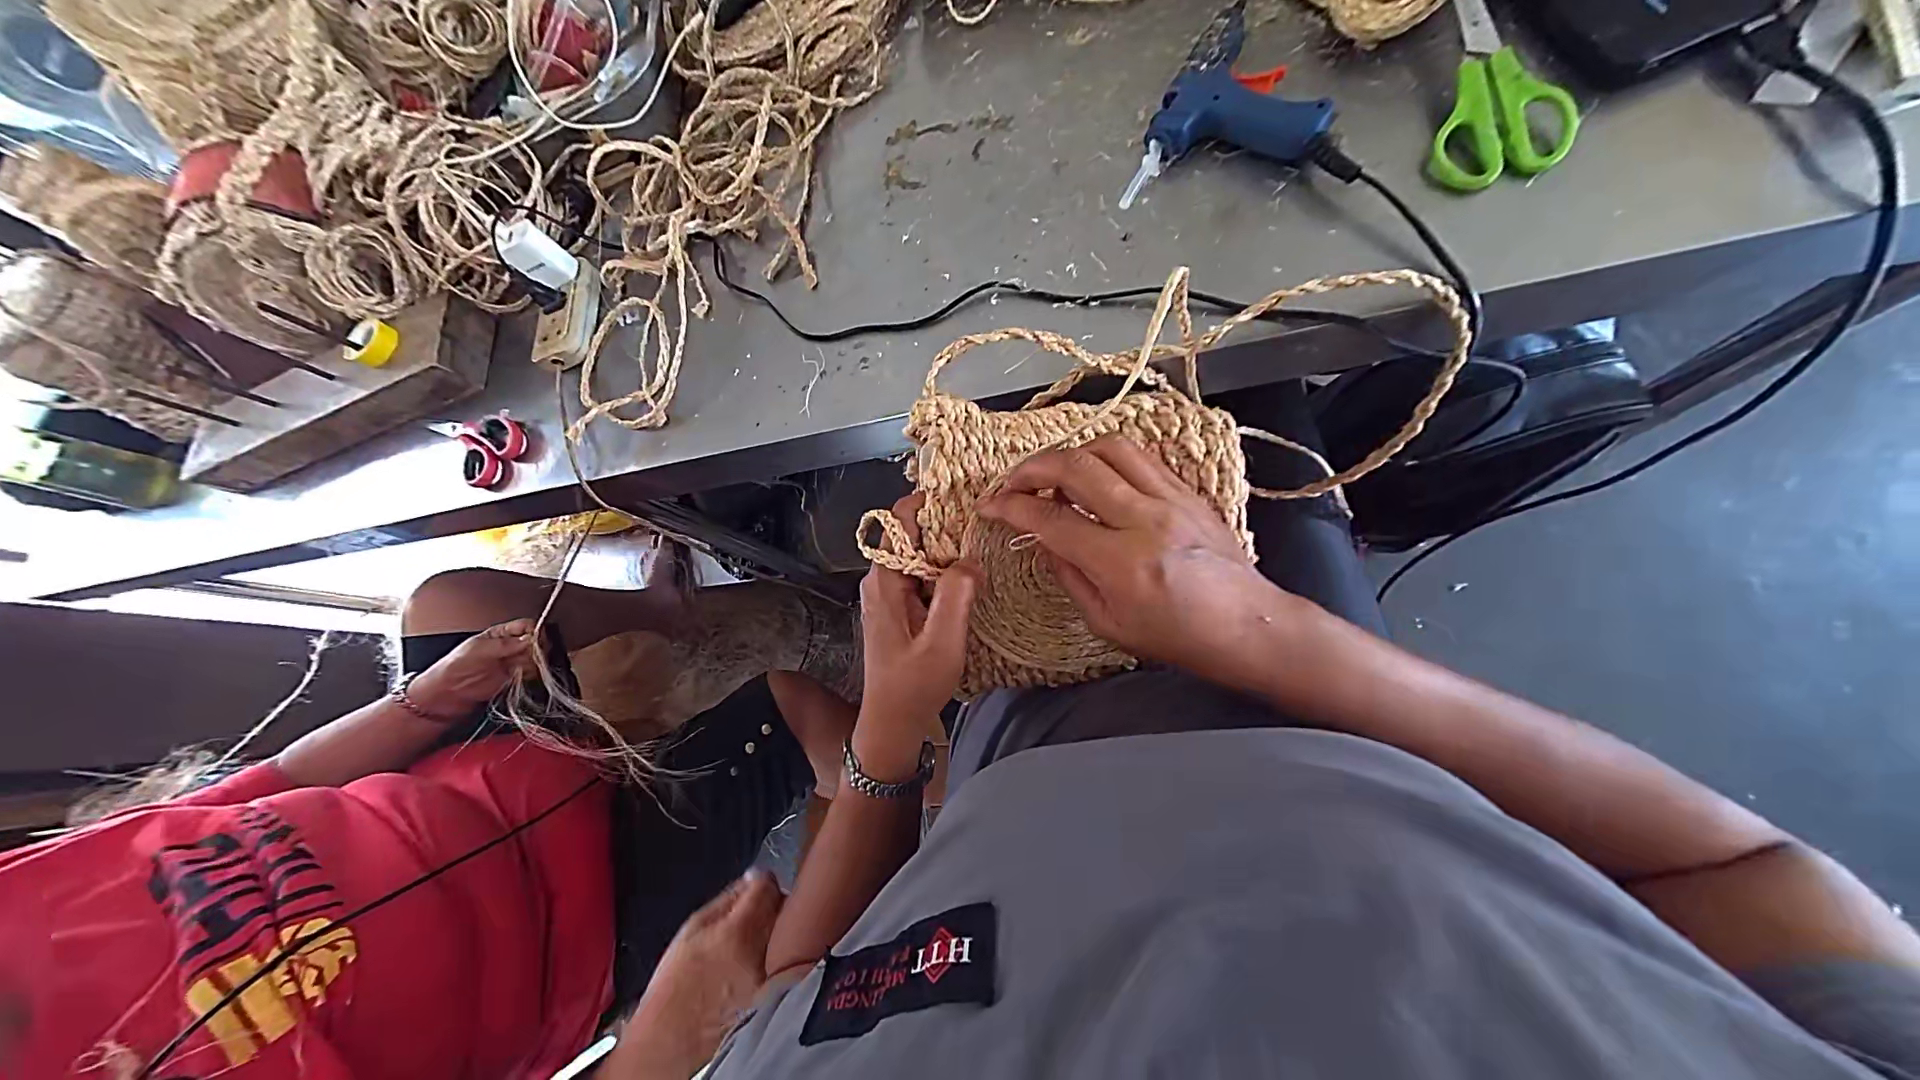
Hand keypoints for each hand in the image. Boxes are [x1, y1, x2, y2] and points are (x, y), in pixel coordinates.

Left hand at [407, 618, 539, 716]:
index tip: (534, 640)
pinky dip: (531, 674)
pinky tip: (520, 675)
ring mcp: (513, 661)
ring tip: (518, 667)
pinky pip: (533, 672)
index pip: (526, 626)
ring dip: (532, 662)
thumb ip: (505, 644)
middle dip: (534, 648)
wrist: (447, 693)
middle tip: (526, 655)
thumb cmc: (454, 667)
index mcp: (500, 633)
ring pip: (536, 656)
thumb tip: (530, 639)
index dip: (534, 631)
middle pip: (536, 641)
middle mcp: (510, 645)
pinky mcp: (515, 676)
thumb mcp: (478, 650)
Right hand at [613, 871, 784, 1079]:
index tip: (757, 880)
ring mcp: (769, 976)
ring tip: (758, 933)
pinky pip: (787, 957)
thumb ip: (726, 900)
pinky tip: (763, 956)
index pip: (767, 887)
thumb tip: (750, 880)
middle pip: (784, 906)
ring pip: (790, 931)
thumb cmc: (672, 989)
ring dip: (779, 923)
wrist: (668, 1042)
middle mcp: (759, 953)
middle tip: (758, 906)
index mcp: (736, 933)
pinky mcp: (774, 993)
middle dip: (773, 899)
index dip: (762, 878)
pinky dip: (780, 950)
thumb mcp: (690, 930)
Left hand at [856, 494, 978, 779]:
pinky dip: (943, 571)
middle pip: (911, 535)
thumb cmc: (914, 687)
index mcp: (885, 581)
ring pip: (918, 556)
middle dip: (945, 526)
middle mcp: (881, 581)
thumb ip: (956, 595)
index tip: (962, 497)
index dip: (928, 502)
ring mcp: (888, 595)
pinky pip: (921, 576)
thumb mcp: (943, 642)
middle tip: (983, 526)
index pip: (899, 521)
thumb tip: (970, 559)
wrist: (892, 723)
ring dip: (947, 550)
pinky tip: (967, 580)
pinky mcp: (897, 608)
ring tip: (982, 548)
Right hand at [977, 436, 1318, 695]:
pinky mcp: (1187, 491)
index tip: (990, 506)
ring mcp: (1170, 499)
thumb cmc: (1177, 637)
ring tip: (1054, 474)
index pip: (1051, 520)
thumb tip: (1043, 540)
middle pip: (1076, 468)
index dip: (1011, 508)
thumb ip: (1069, 576)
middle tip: (1013, 482)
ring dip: (1070, 454)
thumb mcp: (1108, 623)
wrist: (1248, 626)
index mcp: (1121, 563)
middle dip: (1031, 468)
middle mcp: (1144, 520)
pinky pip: (1140, 456)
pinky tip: (1095, 473)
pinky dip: (1107, 456)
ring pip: (1109, 448)